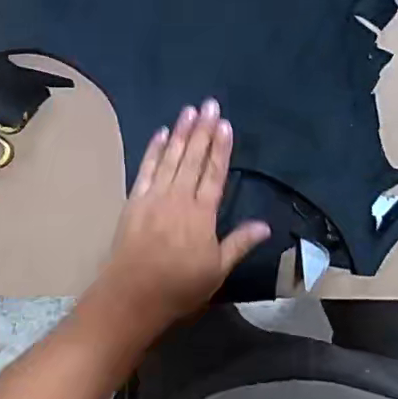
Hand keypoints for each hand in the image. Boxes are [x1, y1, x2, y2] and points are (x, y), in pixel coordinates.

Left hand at [88, 100, 270, 330]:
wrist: (132, 294)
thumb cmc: (179, 286)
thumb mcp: (217, 270)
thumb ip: (239, 243)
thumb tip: (265, 225)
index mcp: (202, 214)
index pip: (215, 174)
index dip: (221, 148)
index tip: (226, 125)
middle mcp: (179, 198)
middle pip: (193, 158)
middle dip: (203, 130)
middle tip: (209, 104)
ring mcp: (154, 196)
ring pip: (171, 158)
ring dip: (181, 133)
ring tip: (189, 110)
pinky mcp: (134, 200)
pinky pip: (146, 169)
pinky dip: (154, 150)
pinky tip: (161, 134)